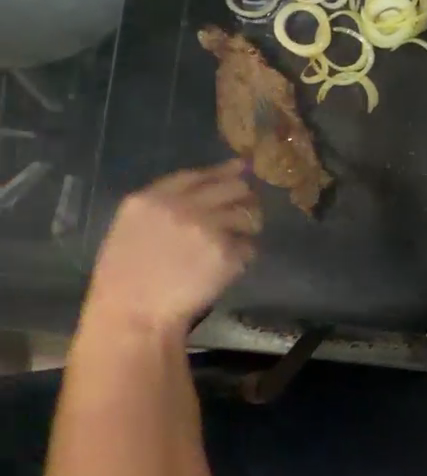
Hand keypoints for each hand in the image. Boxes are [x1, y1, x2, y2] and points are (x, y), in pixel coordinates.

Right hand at [86, 160, 260, 333]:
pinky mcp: (230, 251)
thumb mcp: (132, 228)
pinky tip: (223, 267)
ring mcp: (209, 228)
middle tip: (246, 209)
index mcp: (149, 200)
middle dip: (245, 197)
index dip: (224, 170)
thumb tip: (208, 188)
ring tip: (228, 244)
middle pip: (234, 188)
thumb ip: (166, 207)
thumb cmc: (127, 273)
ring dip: (248, 227)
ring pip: (249, 215)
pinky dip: (244, 254)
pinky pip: (251, 245)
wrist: (134, 309)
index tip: (243, 166)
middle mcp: (182, 208)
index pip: (197, 176)